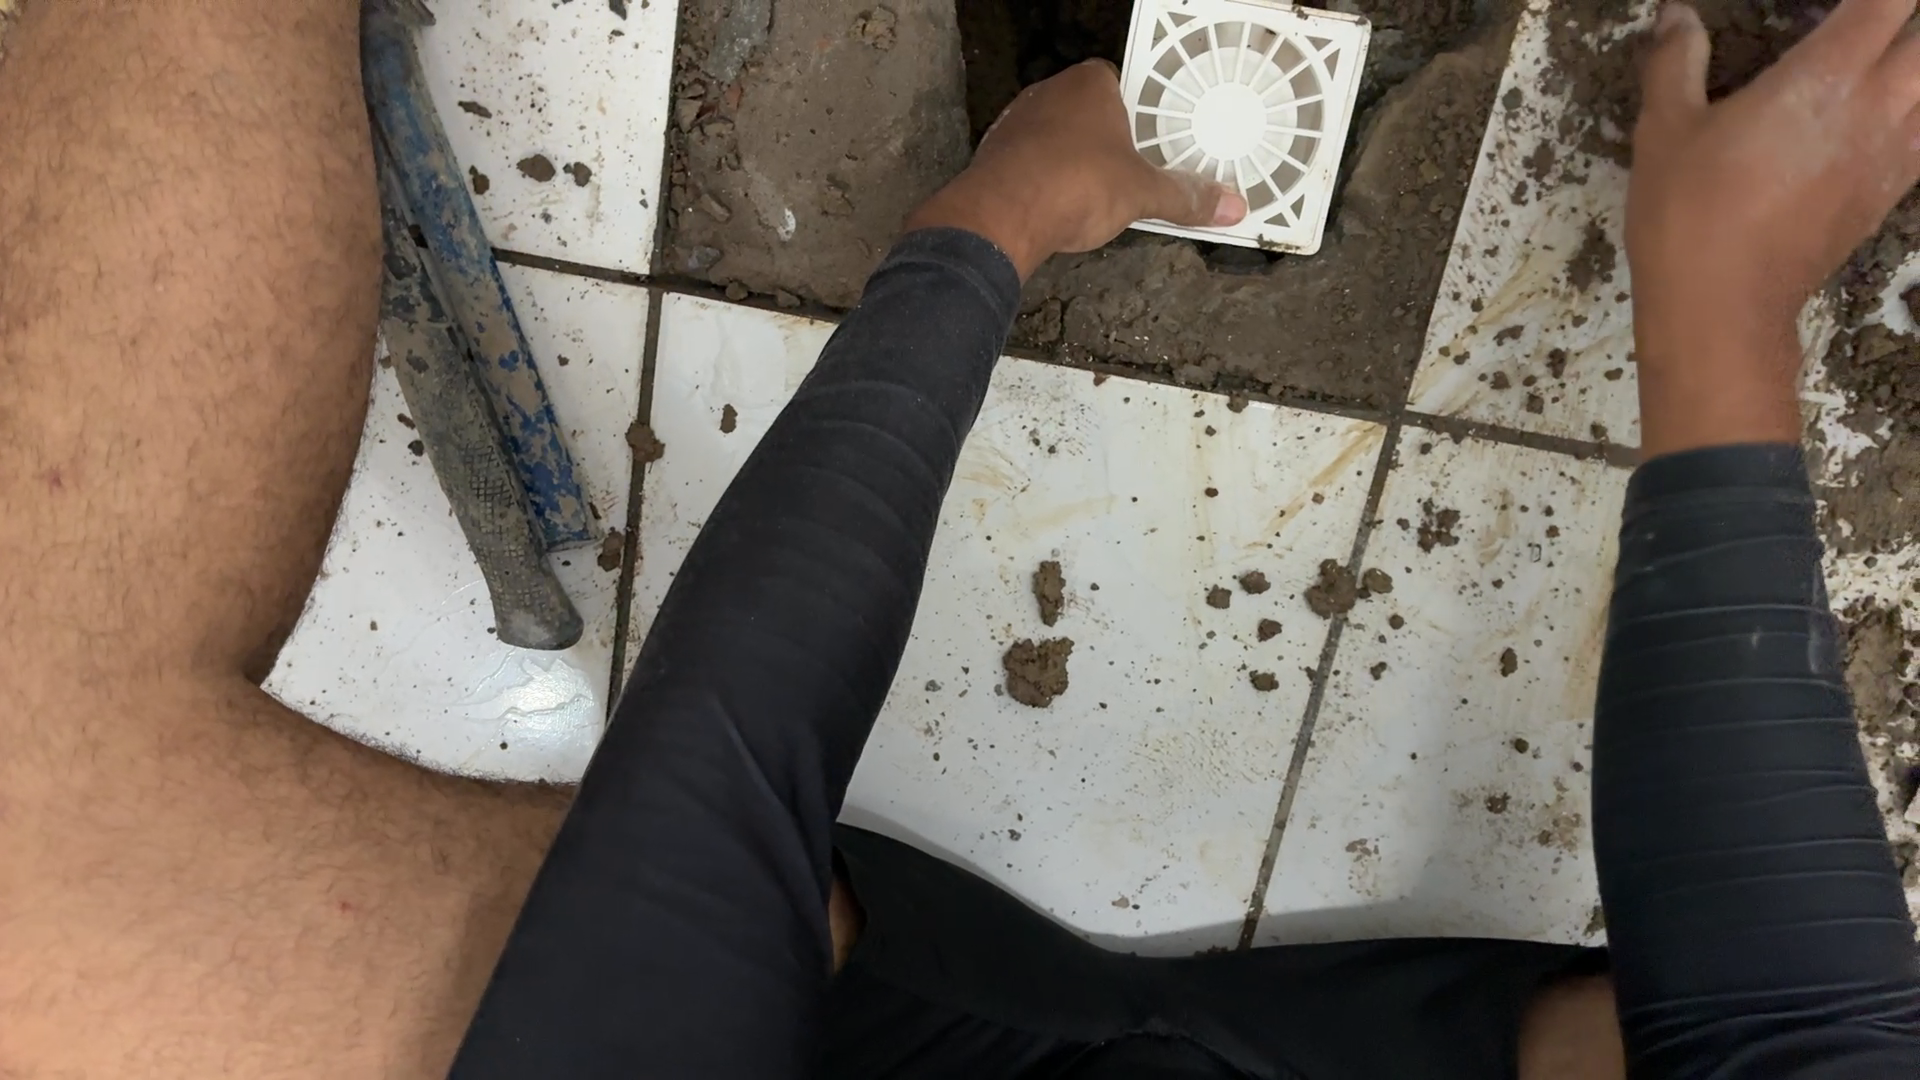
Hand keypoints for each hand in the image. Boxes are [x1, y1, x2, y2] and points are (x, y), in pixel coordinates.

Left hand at [904, 60, 1247, 278]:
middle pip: (1085, 117)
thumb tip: (1230, 206)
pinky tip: (1048, 211)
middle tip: (1116, 183)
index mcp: (1092, 83)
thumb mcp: (1141, 194)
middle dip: (1100, 148)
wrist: (1003, 214)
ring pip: (1052, 142)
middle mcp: (1050, 92)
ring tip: (1082, 203)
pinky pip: (1025, 167)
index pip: (1122, 90)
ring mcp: (1016, 122)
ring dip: (1066, 168)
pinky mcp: (992, 156)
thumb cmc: (1077, 185)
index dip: (1134, 123)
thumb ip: (1183, 197)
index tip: (1142, 153)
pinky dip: (1038, 186)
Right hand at [1628, 0, 1919, 456]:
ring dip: (1907, 67)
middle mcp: (1884, 95)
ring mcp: (1900, 141)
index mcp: (1826, 72)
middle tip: (1862, 40)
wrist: (1720, 303)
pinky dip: (1910, 113)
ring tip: (1878, 75)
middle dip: (1898, 28)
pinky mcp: (1897, 183)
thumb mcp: (1661, 138)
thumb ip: (1674, 67)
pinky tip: (1881, 121)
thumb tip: (1674, 15)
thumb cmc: (1682, 215)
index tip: (1846, 9)